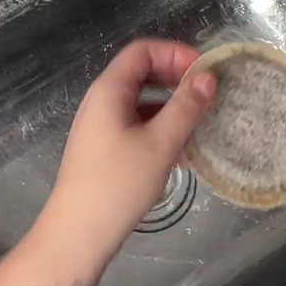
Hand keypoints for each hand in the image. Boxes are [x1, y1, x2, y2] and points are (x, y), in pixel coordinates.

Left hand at [35, 40, 215, 263]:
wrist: (77, 234)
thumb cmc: (118, 184)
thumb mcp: (160, 143)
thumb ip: (185, 107)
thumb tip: (207, 77)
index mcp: (109, 90)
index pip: (142, 51)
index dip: (175, 53)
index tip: (205, 71)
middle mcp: (101, 101)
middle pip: (141, 73)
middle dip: (176, 78)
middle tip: (208, 94)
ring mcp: (101, 126)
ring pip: (141, 102)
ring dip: (171, 106)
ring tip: (201, 123)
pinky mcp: (104, 150)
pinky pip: (136, 126)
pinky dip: (160, 129)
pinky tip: (182, 152)